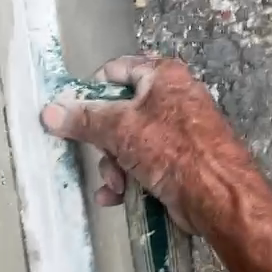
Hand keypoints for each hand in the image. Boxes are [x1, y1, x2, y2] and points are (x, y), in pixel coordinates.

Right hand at [39, 55, 253, 234]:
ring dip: (114, 166)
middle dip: (104, 141)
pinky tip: (117, 197)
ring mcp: (178, 131)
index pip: (116, 71)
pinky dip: (128, 178)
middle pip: (119, 111)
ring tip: (115, 185)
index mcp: (163, 76)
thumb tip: (50, 112)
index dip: (92, 92)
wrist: (220, 199)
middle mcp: (172, 97)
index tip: (75, 115)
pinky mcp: (180, 161)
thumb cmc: (173, 151)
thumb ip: (84, 119)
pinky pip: (143, 163)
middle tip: (101, 157)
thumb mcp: (121, 129)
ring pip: (128, 141)